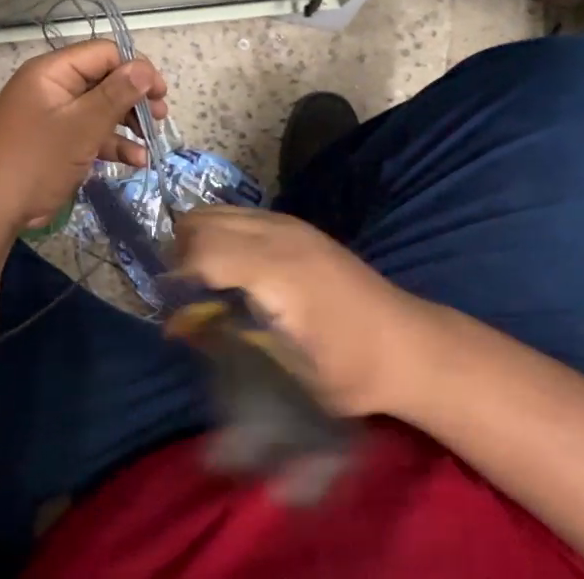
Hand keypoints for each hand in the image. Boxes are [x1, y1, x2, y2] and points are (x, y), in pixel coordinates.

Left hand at [0, 39, 167, 229]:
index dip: (135, 69)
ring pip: (99, 109)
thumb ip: (116, 94)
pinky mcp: (56, 141)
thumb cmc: (38, 160)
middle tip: (160, 118)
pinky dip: (111, 143)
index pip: (103, 54)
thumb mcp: (82, 126)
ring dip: (127, 124)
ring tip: (152, 142)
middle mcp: (51, 86)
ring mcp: (52, 115)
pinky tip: (136, 160)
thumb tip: (145, 68)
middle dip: (134, 98)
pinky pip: (89, 133)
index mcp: (51, 71)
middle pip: (103, 80)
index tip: (160, 94)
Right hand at [174, 206, 434, 416]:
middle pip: (200, 222)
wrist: (411, 347)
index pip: (201, 250)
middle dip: (180, 255)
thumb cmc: (351, 371)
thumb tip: (174, 327)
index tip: (172, 308)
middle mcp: (279, 234)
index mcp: (277, 270)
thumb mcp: (285, 373)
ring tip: (204, 283)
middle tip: (184, 296)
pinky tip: (233, 270)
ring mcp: (288, 223)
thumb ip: (225, 344)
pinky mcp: (296, 225)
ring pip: (215, 211)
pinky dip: (220, 233)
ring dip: (198, 241)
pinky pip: (238, 214)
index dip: (175, 276)